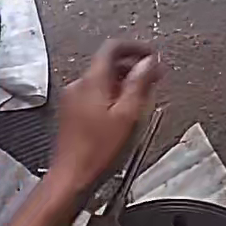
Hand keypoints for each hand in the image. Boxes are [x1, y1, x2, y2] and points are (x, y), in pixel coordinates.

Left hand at [52, 40, 162, 184]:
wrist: (72, 177)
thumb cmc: (98, 151)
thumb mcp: (128, 115)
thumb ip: (139, 84)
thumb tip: (149, 63)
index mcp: (92, 81)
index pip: (113, 48)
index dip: (135, 48)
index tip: (152, 56)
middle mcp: (79, 85)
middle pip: (108, 63)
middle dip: (133, 66)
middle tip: (154, 76)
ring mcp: (73, 99)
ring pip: (102, 79)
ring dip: (124, 82)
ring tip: (144, 95)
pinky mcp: (72, 113)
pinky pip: (95, 94)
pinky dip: (112, 95)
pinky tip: (124, 111)